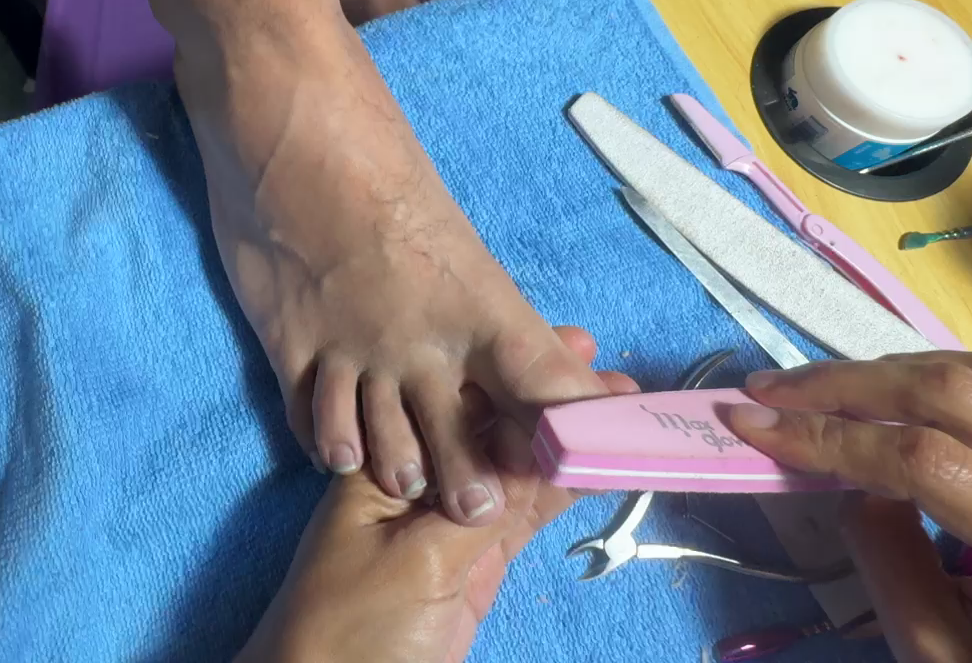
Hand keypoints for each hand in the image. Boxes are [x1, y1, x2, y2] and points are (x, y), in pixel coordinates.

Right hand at [182, 15, 604, 524]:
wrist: (284, 118)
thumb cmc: (370, 147)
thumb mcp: (441, 219)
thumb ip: (469, 295)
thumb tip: (495, 343)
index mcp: (478, 300)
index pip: (553, 393)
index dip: (574, 443)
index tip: (574, 459)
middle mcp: (421, 345)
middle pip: (468, 460)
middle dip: (478, 487)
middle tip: (474, 483)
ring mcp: (352, 353)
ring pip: (389, 463)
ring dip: (403, 470)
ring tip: (406, 463)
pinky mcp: (288, 349)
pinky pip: (317, 432)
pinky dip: (334, 441)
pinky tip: (341, 429)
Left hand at [237, 328, 636, 662]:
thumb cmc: (354, 623)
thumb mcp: (412, 559)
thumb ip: (476, 507)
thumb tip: (534, 449)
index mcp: (391, 458)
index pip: (458, 402)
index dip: (512, 374)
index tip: (566, 347)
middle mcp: (422, 476)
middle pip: (491, 430)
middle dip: (545, 400)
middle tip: (607, 370)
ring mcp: (449, 523)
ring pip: (512, 472)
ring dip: (560, 444)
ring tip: (616, 409)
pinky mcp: (471, 565)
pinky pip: (518, 519)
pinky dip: (555, 495)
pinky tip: (592, 471)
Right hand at [726, 350, 971, 662]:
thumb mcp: (939, 656)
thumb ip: (885, 553)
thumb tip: (840, 467)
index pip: (934, 464)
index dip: (831, 435)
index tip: (750, 421)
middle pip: (966, 400)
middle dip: (849, 385)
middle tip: (771, 391)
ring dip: (898, 370)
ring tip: (831, 391)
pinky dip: (951, 377)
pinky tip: (904, 396)